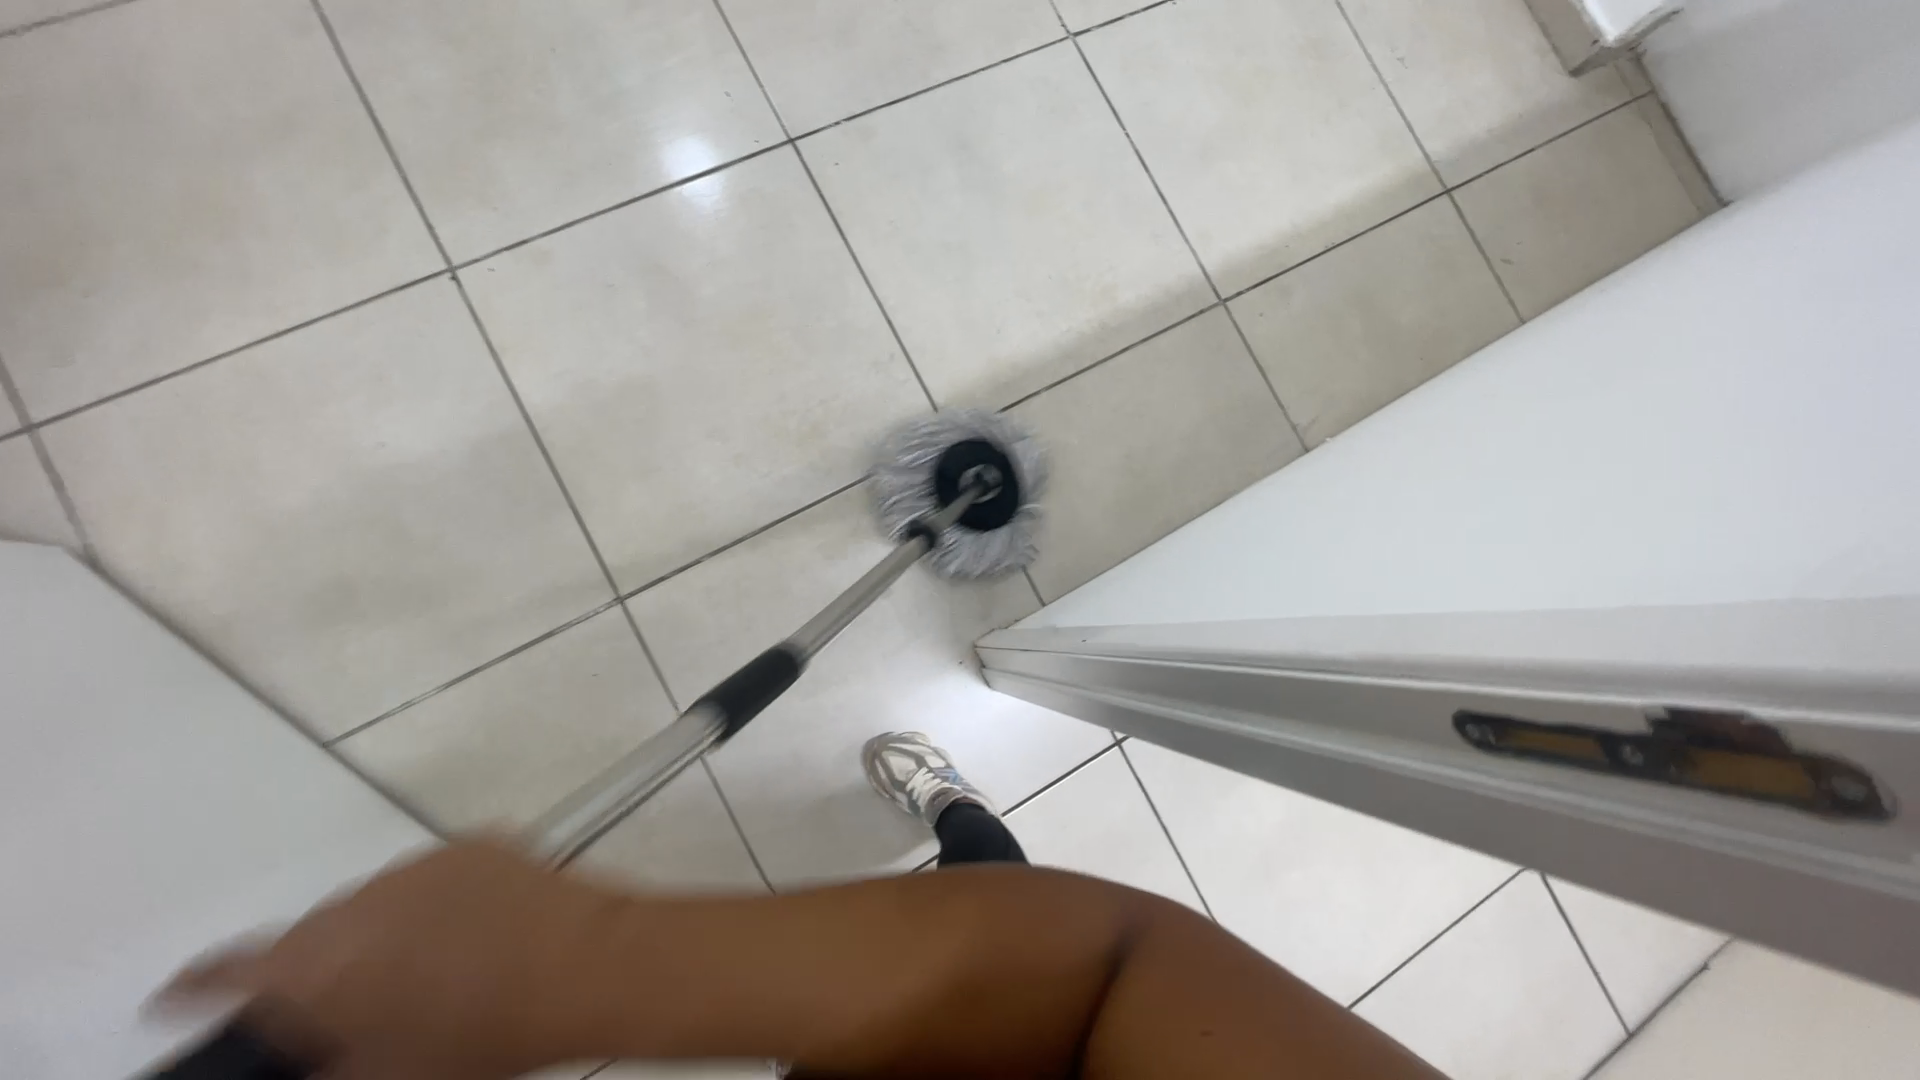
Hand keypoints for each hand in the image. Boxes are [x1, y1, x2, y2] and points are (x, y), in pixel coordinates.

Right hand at [152, 839, 631, 1079]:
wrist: (584, 963)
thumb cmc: (480, 1034)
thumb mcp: (380, 1072)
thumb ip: (325, 1055)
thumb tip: (314, 1046)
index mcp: (317, 961)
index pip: (228, 969)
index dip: (197, 985)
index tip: (181, 995)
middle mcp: (360, 897)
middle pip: (312, 932)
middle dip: (315, 965)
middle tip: (345, 1001)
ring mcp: (425, 861)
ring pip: (377, 900)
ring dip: (381, 929)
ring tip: (421, 965)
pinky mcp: (481, 841)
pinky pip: (437, 875)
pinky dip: (437, 900)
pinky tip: (471, 929)